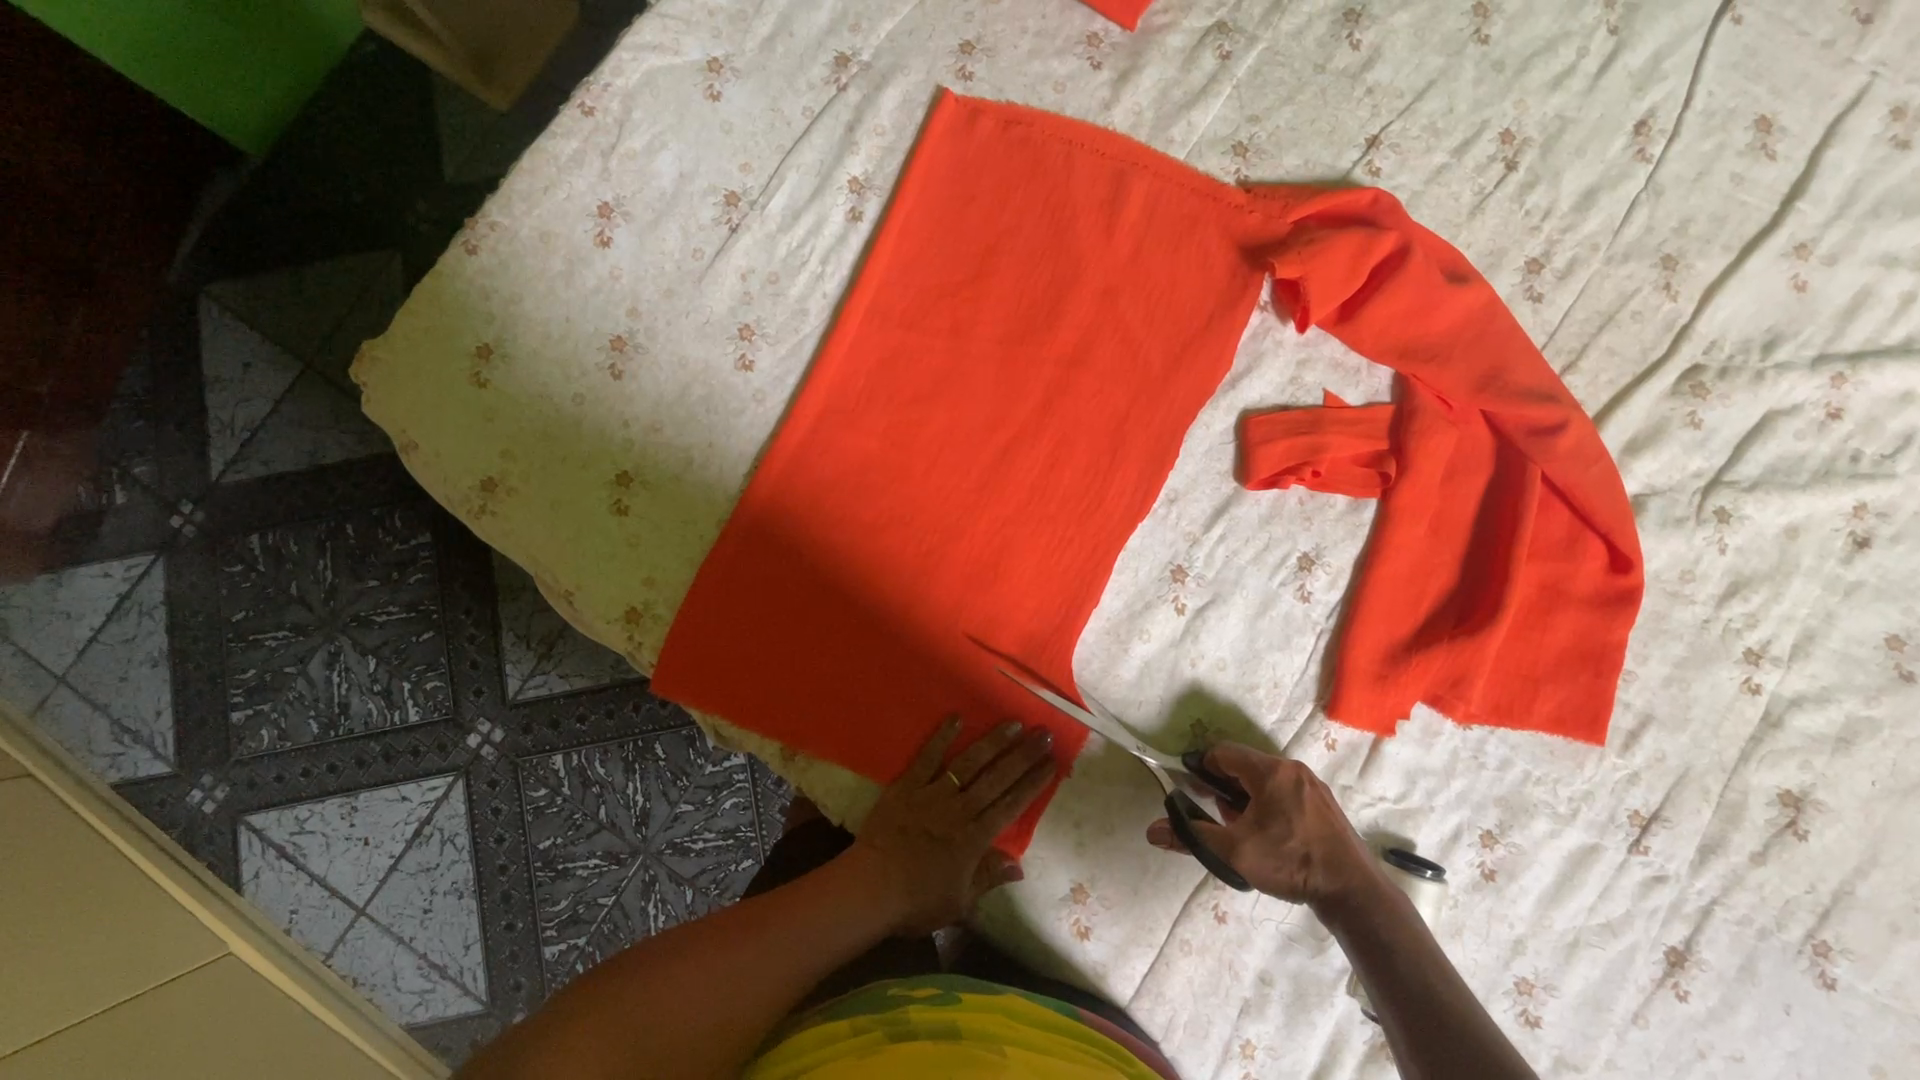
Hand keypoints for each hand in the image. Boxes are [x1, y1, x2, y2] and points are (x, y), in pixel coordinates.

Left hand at [846, 718, 1057, 935]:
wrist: (870, 889)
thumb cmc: (916, 902)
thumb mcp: (960, 902)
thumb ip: (989, 878)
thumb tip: (1019, 866)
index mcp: (975, 839)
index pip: (1012, 805)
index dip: (1034, 783)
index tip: (1052, 763)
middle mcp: (959, 810)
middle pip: (997, 778)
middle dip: (1023, 755)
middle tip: (1045, 734)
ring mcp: (932, 794)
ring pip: (969, 763)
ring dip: (993, 741)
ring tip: (1014, 723)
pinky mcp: (906, 786)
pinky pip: (927, 758)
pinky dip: (941, 737)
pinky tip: (957, 718)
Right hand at [1145, 742, 1382, 907]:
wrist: (1352, 890)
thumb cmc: (1290, 862)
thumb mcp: (1234, 852)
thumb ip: (1192, 837)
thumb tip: (1152, 832)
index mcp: (1271, 771)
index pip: (1223, 753)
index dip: (1201, 767)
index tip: (1188, 787)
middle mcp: (1293, 770)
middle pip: (1245, 766)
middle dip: (1224, 787)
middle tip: (1213, 814)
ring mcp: (1312, 787)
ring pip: (1266, 782)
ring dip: (1246, 798)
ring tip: (1239, 829)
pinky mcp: (1324, 807)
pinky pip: (1285, 794)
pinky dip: (1268, 806)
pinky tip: (1267, 836)